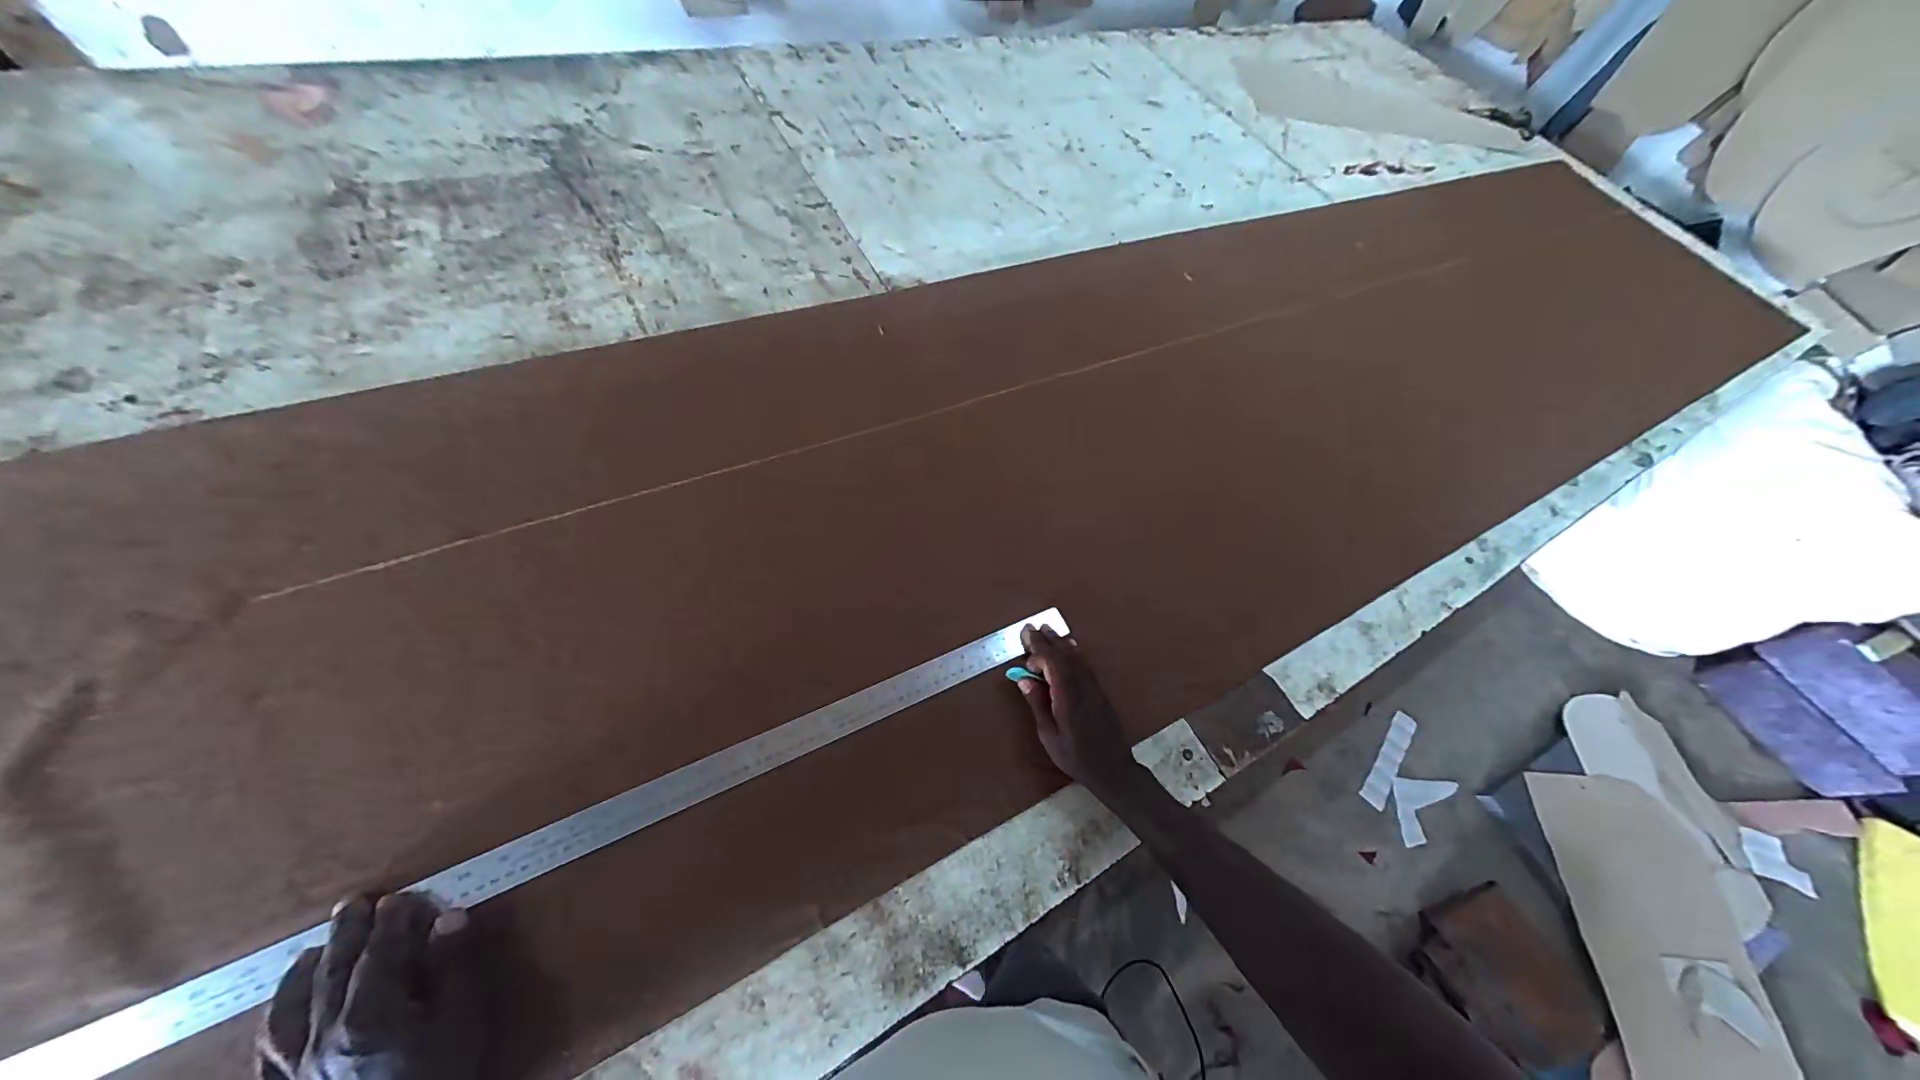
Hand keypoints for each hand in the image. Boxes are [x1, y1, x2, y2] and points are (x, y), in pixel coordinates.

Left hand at [257, 892, 484, 1079]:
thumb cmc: (445, 1074)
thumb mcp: (465, 1018)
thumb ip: (454, 966)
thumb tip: (448, 918)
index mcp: (370, 1014)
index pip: (380, 953)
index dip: (392, 922)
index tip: (402, 897)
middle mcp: (323, 1037)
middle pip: (332, 973)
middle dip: (346, 934)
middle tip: (355, 903)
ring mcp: (296, 1070)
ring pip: (289, 1011)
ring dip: (302, 974)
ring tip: (312, 951)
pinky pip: (268, 1055)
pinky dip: (273, 1024)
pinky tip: (280, 1013)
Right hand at [1013, 625, 1144, 799]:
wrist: (1112, 768)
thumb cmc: (1076, 756)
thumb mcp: (1049, 735)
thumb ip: (1037, 704)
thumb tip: (1025, 680)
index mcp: (1067, 696)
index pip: (1052, 663)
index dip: (1038, 652)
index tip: (1026, 645)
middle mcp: (1082, 686)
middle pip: (1065, 655)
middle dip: (1047, 640)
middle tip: (1032, 627)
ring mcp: (1094, 687)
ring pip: (1077, 657)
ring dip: (1061, 643)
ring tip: (1048, 632)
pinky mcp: (1099, 692)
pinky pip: (1085, 665)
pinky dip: (1073, 653)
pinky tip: (1069, 649)